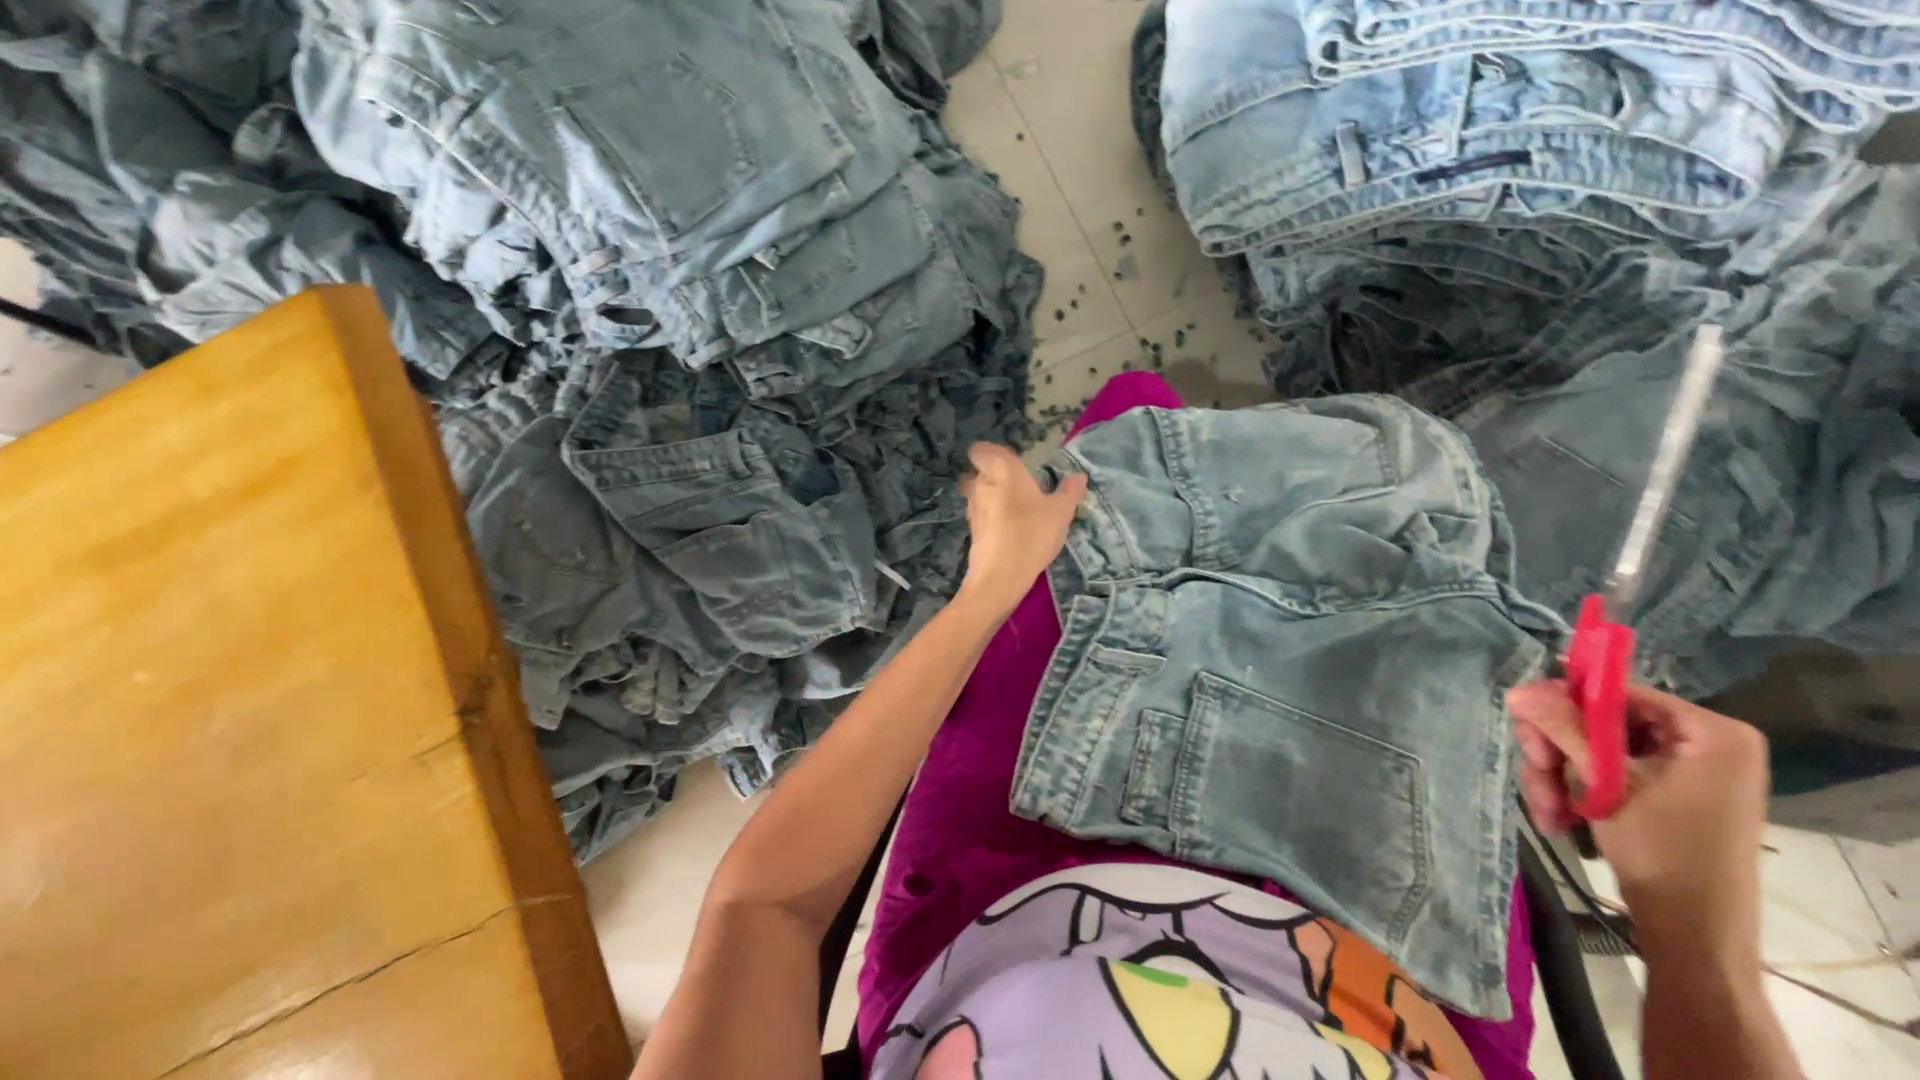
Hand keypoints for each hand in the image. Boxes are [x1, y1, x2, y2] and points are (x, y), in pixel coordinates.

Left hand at [955, 443, 1087, 615]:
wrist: (1001, 575)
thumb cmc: (1032, 533)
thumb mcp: (1060, 512)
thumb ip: (1069, 491)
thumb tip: (1079, 476)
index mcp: (1001, 469)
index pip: (982, 449)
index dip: (992, 453)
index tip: (1012, 464)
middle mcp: (981, 483)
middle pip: (982, 472)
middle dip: (998, 477)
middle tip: (1022, 489)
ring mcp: (972, 508)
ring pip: (981, 494)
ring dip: (995, 499)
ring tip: (1020, 512)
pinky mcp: (971, 530)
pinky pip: (982, 515)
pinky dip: (993, 519)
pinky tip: (1012, 531)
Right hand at [1507, 679, 1769, 958]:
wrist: (1695, 932)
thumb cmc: (1664, 850)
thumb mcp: (1606, 782)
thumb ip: (1565, 729)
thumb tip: (1518, 689)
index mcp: (1712, 731)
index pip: (1622, 694)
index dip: (1567, 705)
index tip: (1525, 724)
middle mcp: (1705, 744)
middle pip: (1605, 724)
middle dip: (1560, 752)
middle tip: (1535, 773)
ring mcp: (1688, 772)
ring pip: (1598, 752)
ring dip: (1561, 778)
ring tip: (1546, 812)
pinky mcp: (1669, 796)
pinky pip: (1611, 776)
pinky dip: (1580, 793)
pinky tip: (1560, 820)